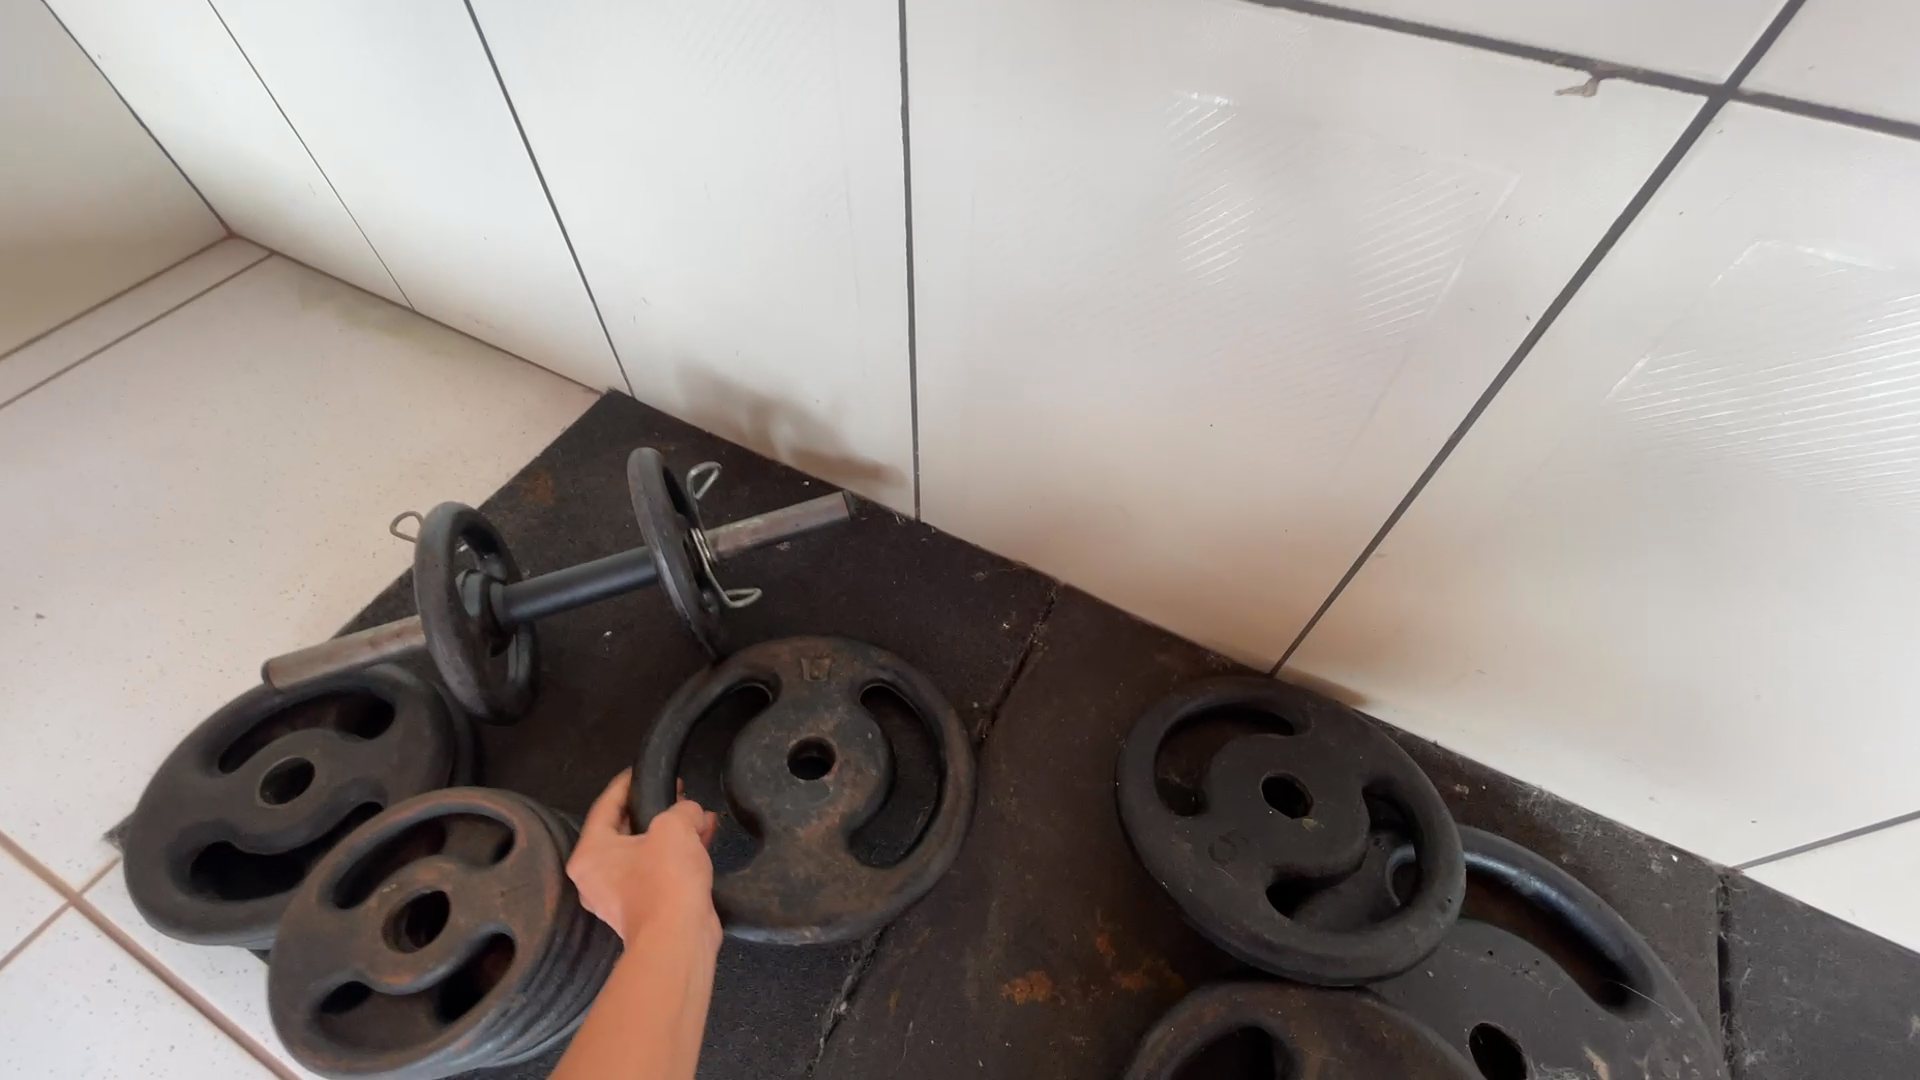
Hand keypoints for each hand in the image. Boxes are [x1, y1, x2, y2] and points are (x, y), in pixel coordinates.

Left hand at [567, 769, 721, 946]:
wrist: (678, 937)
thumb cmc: (664, 876)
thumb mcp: (675, 825)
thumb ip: (682, 808)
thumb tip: (690, 814)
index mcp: (591, 854)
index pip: (605, 806)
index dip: (627, 783)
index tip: (643, 770)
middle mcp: (597, 876)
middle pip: (626, 829)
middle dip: (658, 809)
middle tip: (680, 792)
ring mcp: (619, 895)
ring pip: (647, 849)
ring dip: (675, 831)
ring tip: (702, 815)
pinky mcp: (645, 907)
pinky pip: (659, 869)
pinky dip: (679, 853)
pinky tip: (705, 838)